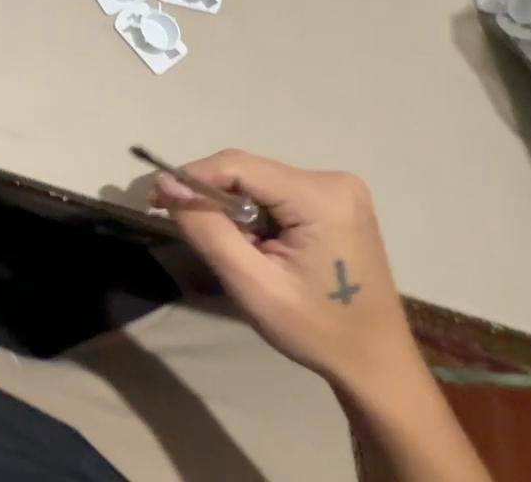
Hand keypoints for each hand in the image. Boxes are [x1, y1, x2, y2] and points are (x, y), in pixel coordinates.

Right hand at [150, 150, 421, 394]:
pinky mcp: (333, 202)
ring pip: (254, 180)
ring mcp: (337, 190)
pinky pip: (271, 191)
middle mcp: (333, 181)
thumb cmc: (317, 330)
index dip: (190, 177)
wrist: (376, 364)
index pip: (236, 165)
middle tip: (176, 222)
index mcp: (321, 198)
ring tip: (222, 244)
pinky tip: (249, 243)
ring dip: (228, 206)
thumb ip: (206, 228)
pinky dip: (249, 212)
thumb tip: (165, 183)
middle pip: (245, 170)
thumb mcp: (251, 284)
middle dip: (207, 194)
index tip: (154, 199)